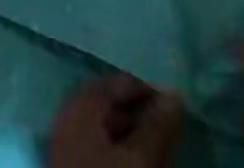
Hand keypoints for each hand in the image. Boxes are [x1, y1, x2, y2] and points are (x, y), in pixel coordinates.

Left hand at [46, 71, 184, 167]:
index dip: (145, 89)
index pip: (115, 84)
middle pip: (111, 108)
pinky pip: (103, 155)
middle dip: (142, 116)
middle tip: (172, 127)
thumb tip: (174, 94)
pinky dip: (127, 156)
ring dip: (136, 137)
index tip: (174, 103)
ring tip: (165, 150)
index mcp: (78, 112)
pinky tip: (148, 162)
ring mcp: (69, 154)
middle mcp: (68, 126)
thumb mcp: (141, 160)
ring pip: (109, 134)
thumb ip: (158, 126)